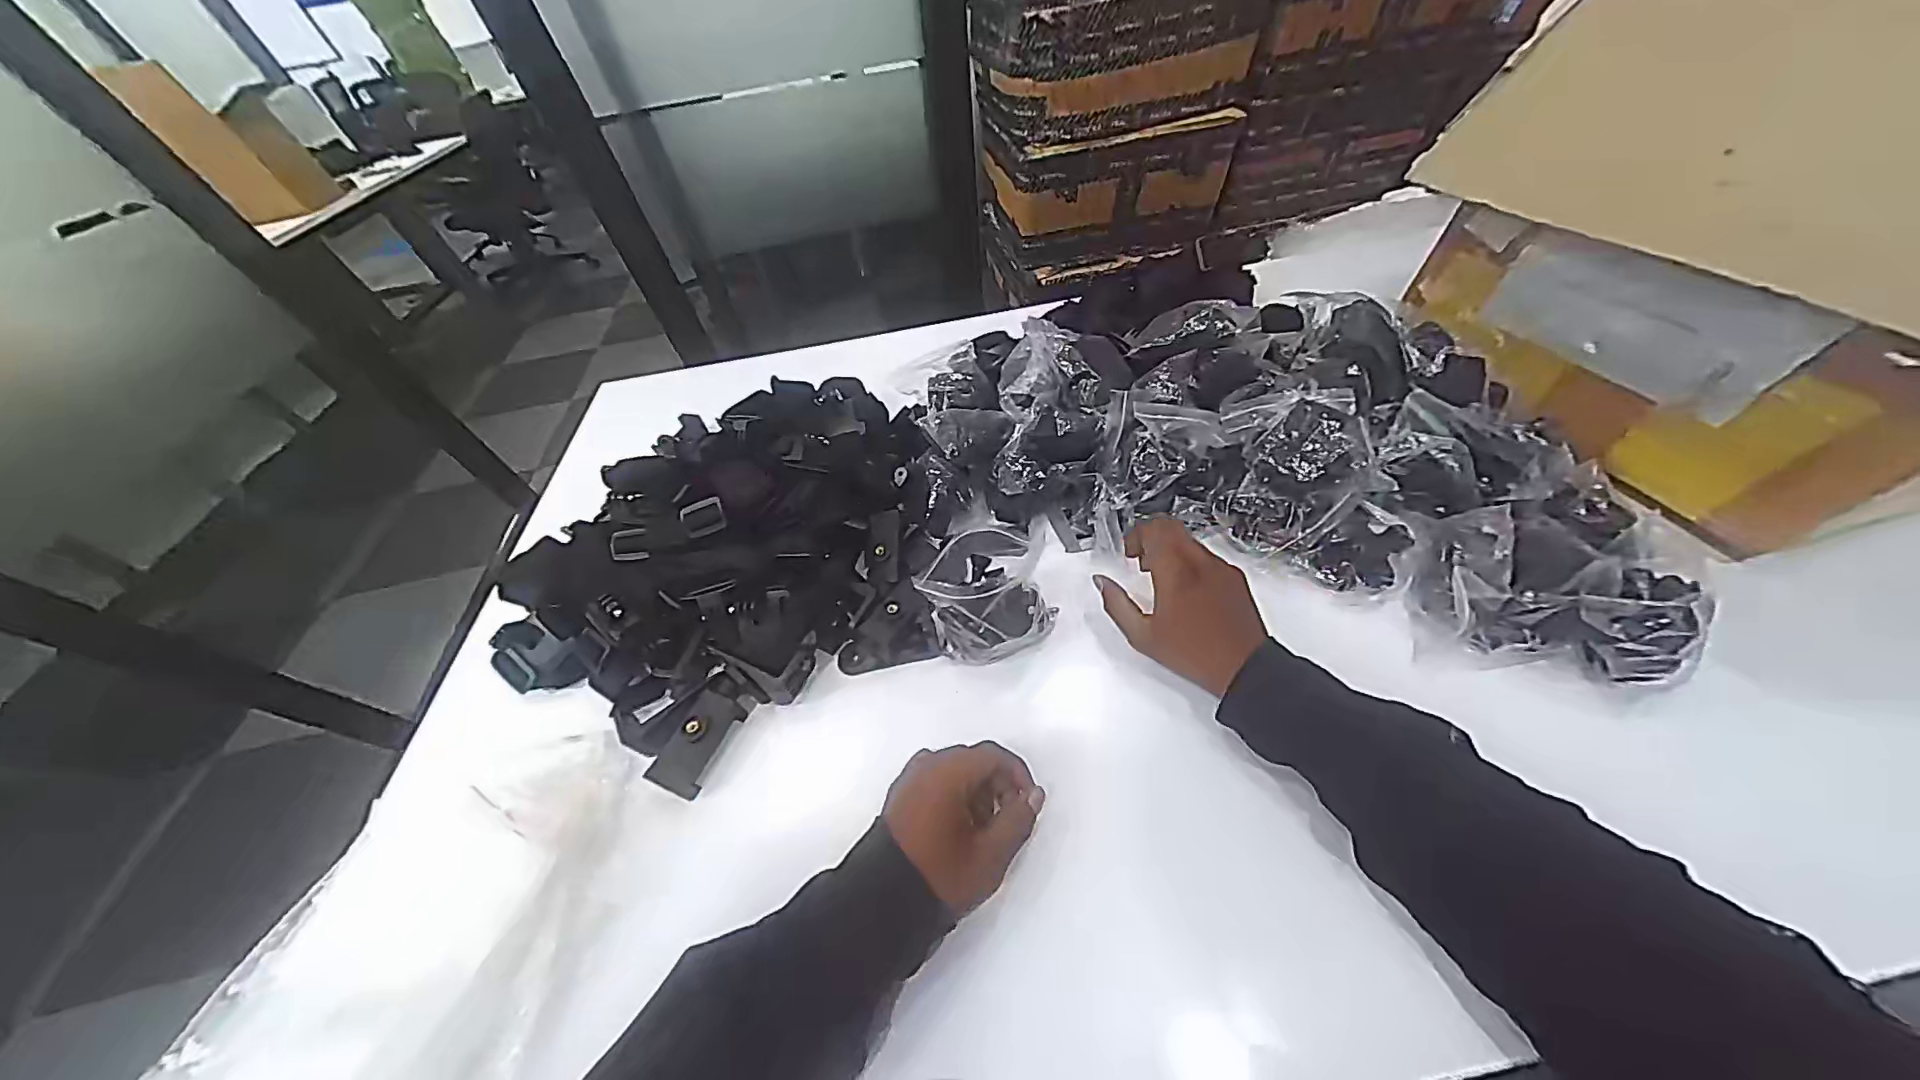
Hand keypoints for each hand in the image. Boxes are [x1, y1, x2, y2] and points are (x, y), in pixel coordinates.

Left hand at [883, 743, 1043, 914]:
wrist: (882, 902)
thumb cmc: (932, 877)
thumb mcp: (991, 853)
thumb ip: (1018, 819)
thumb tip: (1031, 797)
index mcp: (947, 771)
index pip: (993, 755)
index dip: (1018, 775)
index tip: (1027, 799)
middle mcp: (925, 767)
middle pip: (974, 761)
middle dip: (997, 786)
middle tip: (1009, 819)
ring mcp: (909, 781)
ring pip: (955, 773)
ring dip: (976, 795)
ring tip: (984, 834)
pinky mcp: (900, 798)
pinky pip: (936, 784)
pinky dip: (954, 799)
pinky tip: (960, 832)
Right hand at [1094, 517, 1267, 696]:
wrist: (1243, 667)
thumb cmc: (1197, 654)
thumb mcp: (1143, 636)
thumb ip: (1117, 604)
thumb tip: (1103, 584)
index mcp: (1175, 572)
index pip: (1153, 529)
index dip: (1136, 536)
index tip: (1129, 553)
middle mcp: (1200, 563)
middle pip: (1171, 527)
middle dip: (1152, 538)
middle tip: (1142, 561)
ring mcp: (1221, 568)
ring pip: (1190, 541)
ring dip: (1171, 551)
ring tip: (1162, 580)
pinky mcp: (1235, 577)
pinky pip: (1207, 558)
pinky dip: (1191, 564)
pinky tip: (1186, 593)